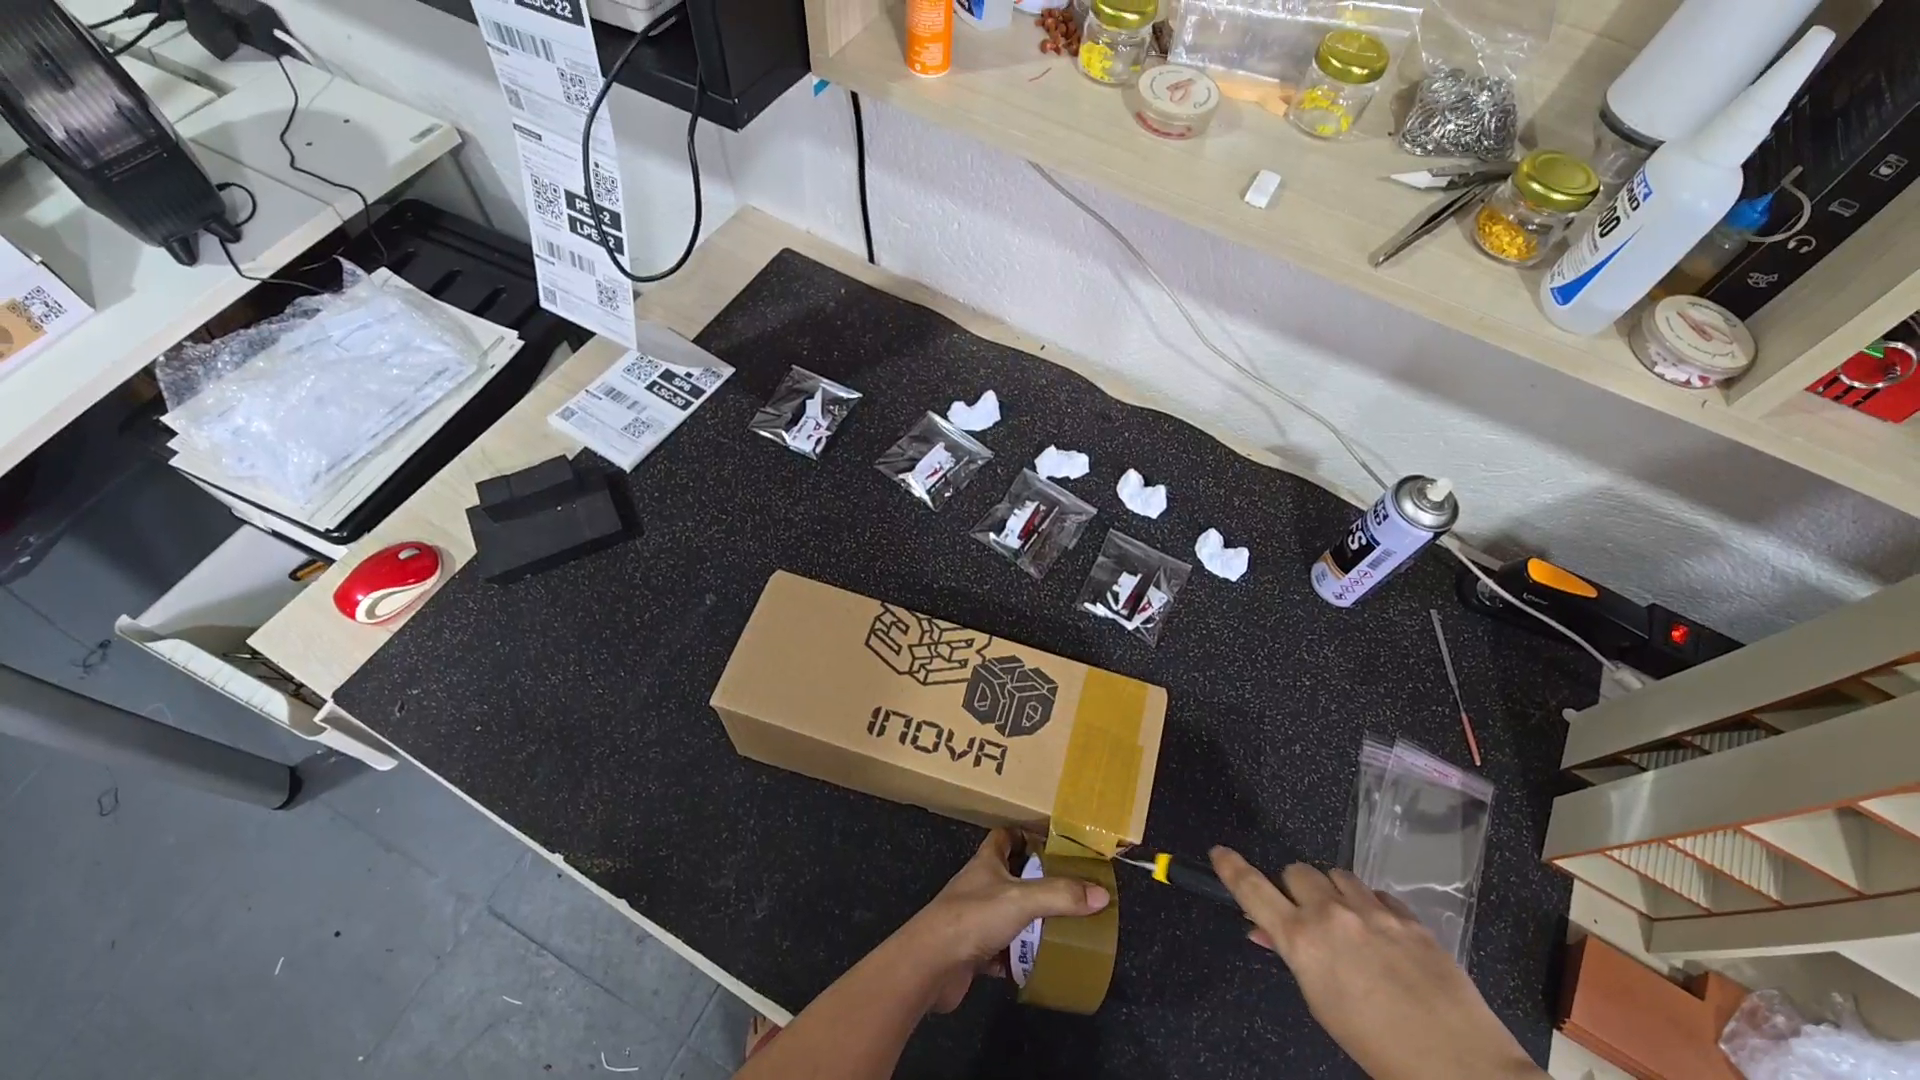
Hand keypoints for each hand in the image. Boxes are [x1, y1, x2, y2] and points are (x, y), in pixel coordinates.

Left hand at [891, 829, 1109, 1012]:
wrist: (930, 965)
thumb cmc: (973, 918)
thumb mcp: (1022, 899)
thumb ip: (1061, 895)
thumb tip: (1102, 894)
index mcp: (986, 863)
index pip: (1005, 836)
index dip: (1027, 835)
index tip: (1055, 845)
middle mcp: (979, 886)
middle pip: (1011, 877)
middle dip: (1038, 883)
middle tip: (1070, 891)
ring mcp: (973, 919)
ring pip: (1009, 915)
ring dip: (1031, 922)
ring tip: (1062, 927)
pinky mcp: (972, 951)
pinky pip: (1002, 950)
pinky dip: (1018, 956)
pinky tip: (1038, 963)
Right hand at [1210, 848, 1544, 1079]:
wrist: (1458, 1064)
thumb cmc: (1376, 1047)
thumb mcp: (1322, 1005)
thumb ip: (1295, 958)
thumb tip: (1268, 931)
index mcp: (1303, 941)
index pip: (1253, 890)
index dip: (1231, 868)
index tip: (1219, 852)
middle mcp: (1333, 914)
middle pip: (1297, 871)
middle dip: (1293, 888)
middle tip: (1304, 916)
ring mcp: (1375, 911)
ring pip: (1336, 874)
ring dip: (1331, 891)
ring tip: (1345, 922)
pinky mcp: (1410, 916)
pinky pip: (1376, 892)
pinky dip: (1369, 904)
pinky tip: (1381, 933)